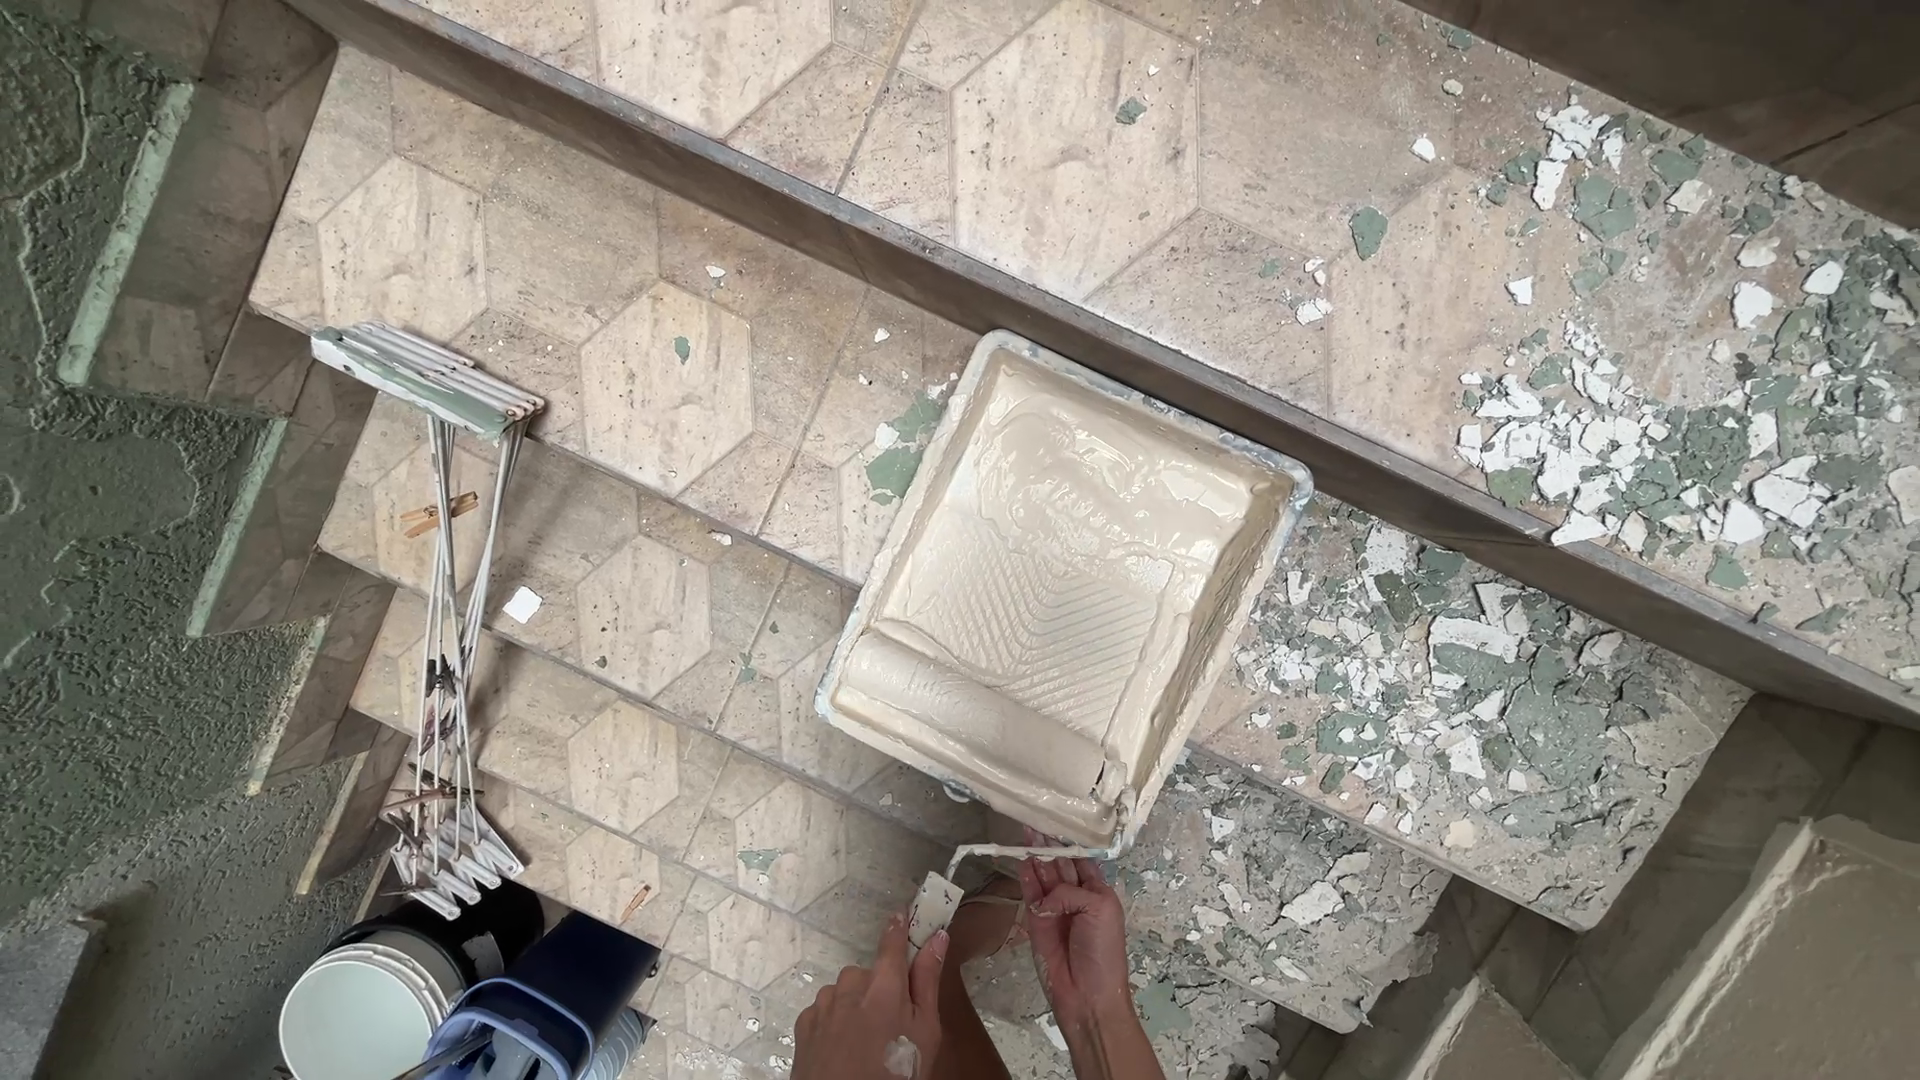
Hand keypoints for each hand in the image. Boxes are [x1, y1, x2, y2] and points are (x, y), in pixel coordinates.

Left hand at [793, 913, 947, 1079]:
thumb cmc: (895, 1074)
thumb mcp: (925, 1034)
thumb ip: (929, 981)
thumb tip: (938, 937)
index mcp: (884, 986)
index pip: (892, 942)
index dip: (899, 928)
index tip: (903, 917)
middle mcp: (851, 986)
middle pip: (869, 973)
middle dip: (879, 989)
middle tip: (890, 1025)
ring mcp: (824, 1004)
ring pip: (845, 991)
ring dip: (854, 1006)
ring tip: (864, 1043)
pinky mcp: (804, 1024)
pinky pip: (824, 1009)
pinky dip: (833, 1021)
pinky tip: (841, 1050)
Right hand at [1016, 828, 1132, 1027]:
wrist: (1088, 996)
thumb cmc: (1104, 950)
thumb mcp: (1100, 909)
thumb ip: (1070, 891)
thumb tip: (1043, 898)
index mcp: (1097, 890)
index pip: (1081, 859)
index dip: (1070, 841)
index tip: (1058, 818)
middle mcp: (1074, 895)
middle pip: (1059, 862)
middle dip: (1048, 842)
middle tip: (1035, 819)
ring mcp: (1053, 907)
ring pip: (1042, 873)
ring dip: (1035, 852)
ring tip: (1026, 829)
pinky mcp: (1035, 920)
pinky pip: (1029, 892)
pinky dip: (1025, 875)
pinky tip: (1021, 857)